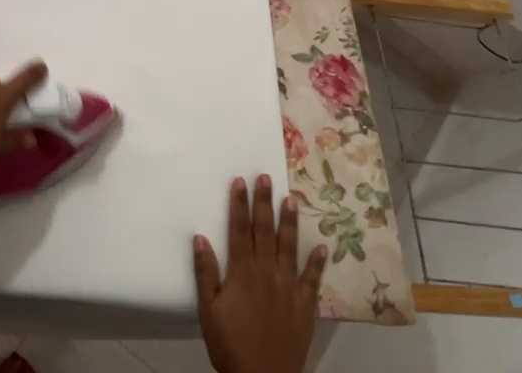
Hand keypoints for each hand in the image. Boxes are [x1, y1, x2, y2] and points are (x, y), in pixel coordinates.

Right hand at [193, 175, 325, 372]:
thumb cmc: (229, 343)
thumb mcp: (208, 309)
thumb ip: (205, 272)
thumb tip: (200, 236)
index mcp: (242, 272)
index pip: (239, 229)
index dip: (238, 204)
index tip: (240, 181)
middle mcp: (267, 273)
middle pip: (265, 231)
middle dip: (263, 203)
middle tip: (265, 177)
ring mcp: (289, 288)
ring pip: (289, 248)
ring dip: (290, 222)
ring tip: (291, 199)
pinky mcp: (304, 306)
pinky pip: (312, 280)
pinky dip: (316, 262)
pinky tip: (321, 247)